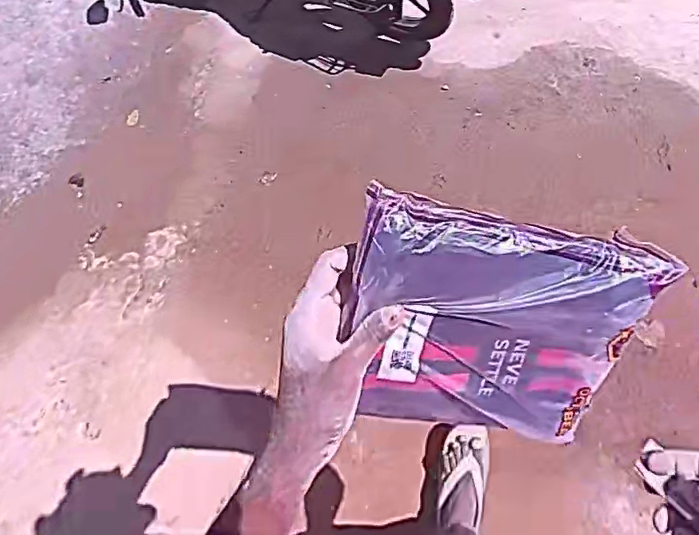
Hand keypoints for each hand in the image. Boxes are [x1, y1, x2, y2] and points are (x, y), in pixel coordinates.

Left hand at [235, 247, 406, 533]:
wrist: (301, 449)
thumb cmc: (310, 412)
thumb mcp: (346, 368)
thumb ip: (372, 335)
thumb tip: (397, 308)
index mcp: (305, 314)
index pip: (327, 266)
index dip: (350, 253)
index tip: (376, 250)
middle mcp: (312, 318)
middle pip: (340, 278)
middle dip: (365, 272)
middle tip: (394, 267)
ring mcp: (322, 333)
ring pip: (349, 299)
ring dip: (369, 294)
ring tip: (396, 289)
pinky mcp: (333, 348)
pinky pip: (354, 319)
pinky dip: (370, 313)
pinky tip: (388, 318)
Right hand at [643, 448, 698, 534]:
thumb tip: (683, 482)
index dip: (675, 460)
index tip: (650, 460)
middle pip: (693, 489)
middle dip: (669, 488)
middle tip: (647, 484)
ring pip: (687, 516)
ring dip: (670, 515)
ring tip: (661, 522)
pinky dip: (677, 532)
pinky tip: (671, 533)